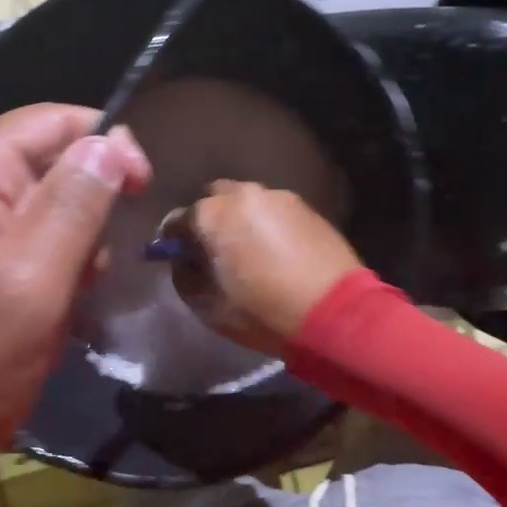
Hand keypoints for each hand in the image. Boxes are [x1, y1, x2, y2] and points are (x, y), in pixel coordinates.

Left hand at [0, 105, 150, 506]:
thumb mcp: (26, 289)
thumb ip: (73, 208)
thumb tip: (112, 140)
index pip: (47, 121)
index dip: (105, 141)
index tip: (145, 189)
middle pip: (41, 165)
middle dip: (86, 208)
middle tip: (100, 270)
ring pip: (34, 215)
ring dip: (69, 252)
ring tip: (72, 306)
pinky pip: (13, 255)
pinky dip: (44, 280)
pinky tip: (48, 324)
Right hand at [180, 179, 361, 354]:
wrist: (333, 312)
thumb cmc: (262, 311)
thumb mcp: (208, 305)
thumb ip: (185, 275)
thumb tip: (183, 259)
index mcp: (211, 215)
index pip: (177, 220)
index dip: (173, 241)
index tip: (179, 257)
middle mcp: (242, 194)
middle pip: (213, 199)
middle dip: (209, 220)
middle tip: (216, 250)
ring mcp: (278, 197)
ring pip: (247, 202)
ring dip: (241, 219)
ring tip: (250, 250)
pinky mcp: (307, 206)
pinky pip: (274, 210)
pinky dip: (268, 224)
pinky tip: (277, 250)